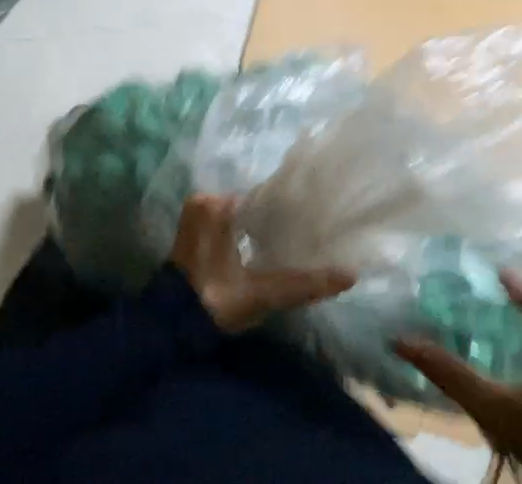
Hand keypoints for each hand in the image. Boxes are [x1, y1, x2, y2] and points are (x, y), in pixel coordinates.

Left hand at [168, 194, 356, 332]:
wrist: (171, 324)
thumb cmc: (215, 301)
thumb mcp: (261, 294)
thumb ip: (303, 284)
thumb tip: (350, 275)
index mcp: (216, 206)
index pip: (263, 198)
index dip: (289, 212)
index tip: (315, 223)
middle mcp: (203, 201)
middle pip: (251, 206)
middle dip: (275, 221)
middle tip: (309, 236)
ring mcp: (195, 215)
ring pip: (239, 215)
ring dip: (261, 228)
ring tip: (294, 243)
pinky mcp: (193, 231)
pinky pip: (226, 224)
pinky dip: (245, 234)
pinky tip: (266, 250)